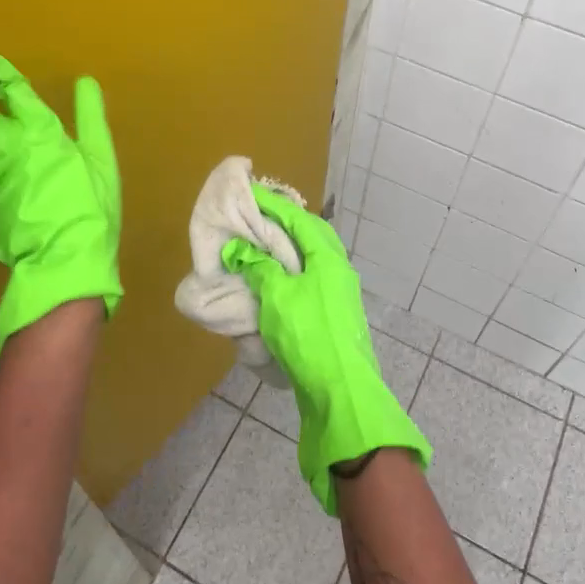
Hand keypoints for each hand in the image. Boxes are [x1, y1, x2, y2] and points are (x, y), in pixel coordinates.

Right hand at [222, 186, 430, 514]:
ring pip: (309, 261)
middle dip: (281, 227)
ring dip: (285, 253)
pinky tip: (271, 284)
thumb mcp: (276, 296)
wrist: (339, 389)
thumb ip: (260, 268)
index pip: (298, 218)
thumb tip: (244, 251)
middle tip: (253, 221)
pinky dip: (289, 276)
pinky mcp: (333, 315)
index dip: (272, 205)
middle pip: (308, 237)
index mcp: (327, 257)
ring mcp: (338, 293)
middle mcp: (338, 269)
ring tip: (258, 250)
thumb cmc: (307, 335)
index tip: (249, 194)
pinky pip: (308, 283)